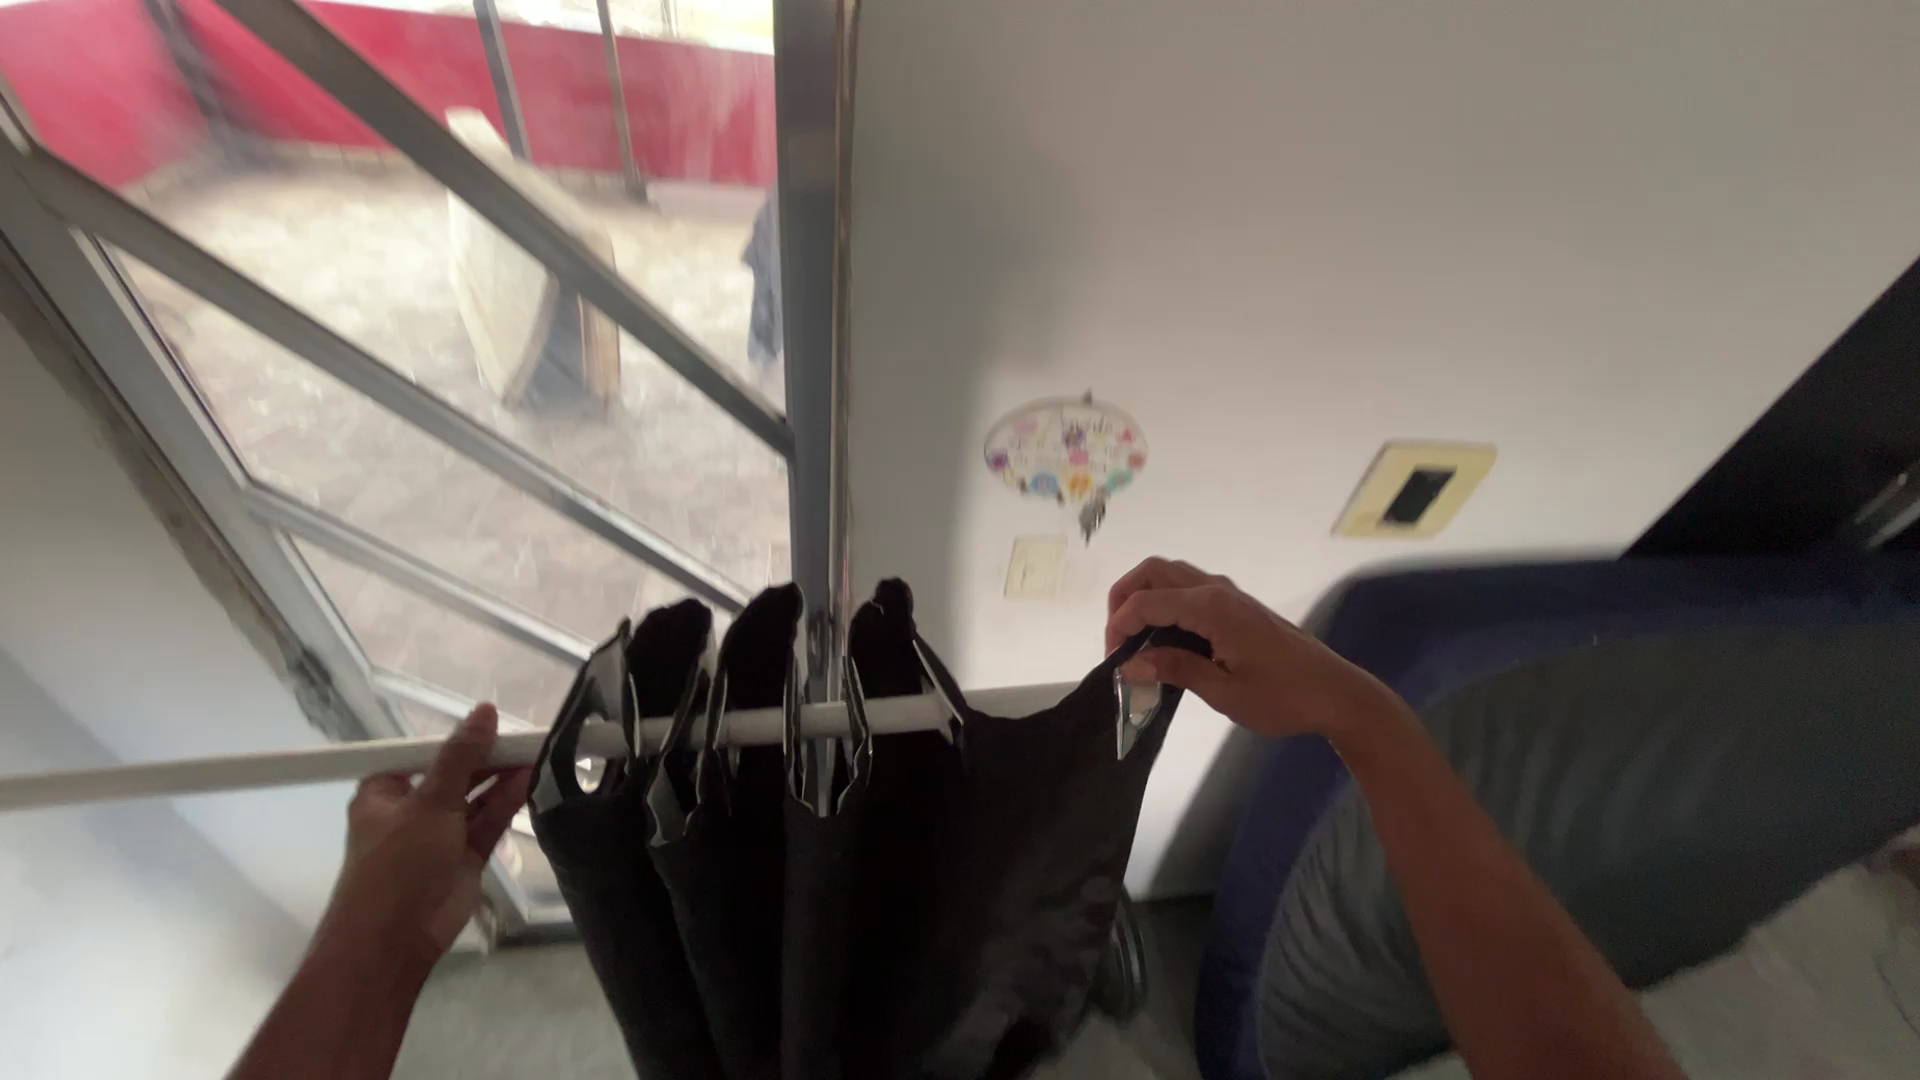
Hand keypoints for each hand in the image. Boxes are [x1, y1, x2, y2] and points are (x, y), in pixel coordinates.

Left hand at [317, 704, 532, 968]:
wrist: (396, 939)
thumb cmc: (398, 863)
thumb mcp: (430, 801)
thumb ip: (462, 756)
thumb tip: (484, 711)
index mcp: (388, 794)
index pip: (427, 756)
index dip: (459, 741)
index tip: (493, 725)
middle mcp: (414, 810)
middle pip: (457, 774)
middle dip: (489, 758)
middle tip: (525, 739)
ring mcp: (442, 833)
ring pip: (478, 796)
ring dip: (503, 778)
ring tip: (537, 754)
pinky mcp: (468, 853)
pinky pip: (491, 819)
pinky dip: (509, 800)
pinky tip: (531, 778)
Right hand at [1106, 557, 1411, 739]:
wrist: (1337, 695)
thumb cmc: (1282, 698)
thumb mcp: (1224, 691)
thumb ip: (1174, 670)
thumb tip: (1129, 665)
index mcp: (1211, 608)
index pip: (1145, 602)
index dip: (1119, 627)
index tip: (1114, 662)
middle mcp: (1216, 589)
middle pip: (1152, 571)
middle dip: (1124, 598)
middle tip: (1117, 638)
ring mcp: (1228, 593)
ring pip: (1169, 574)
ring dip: (1143, 596)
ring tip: (1134, 637)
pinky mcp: (1236, 603)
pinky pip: (1187, 586)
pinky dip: (1163, 601)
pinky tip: (1164, 637)